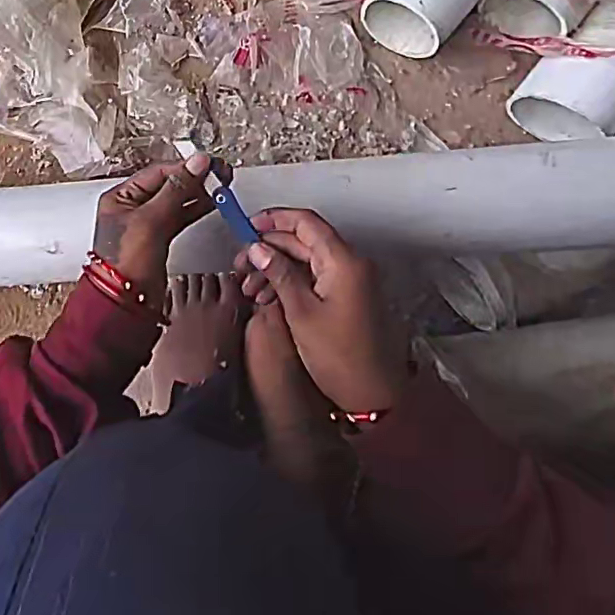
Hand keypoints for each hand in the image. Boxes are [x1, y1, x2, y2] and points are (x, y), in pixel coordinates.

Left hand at [92, 154, 214, 295]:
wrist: (126, 304)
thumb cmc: (125, 264)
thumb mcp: (150, 220)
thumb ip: (176, 190)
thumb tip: (196, 164)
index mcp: (121, 198)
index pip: (157, 174)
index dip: (184, 168)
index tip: (208, 164)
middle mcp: (132, 208)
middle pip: (168, 185)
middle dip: (195, 178)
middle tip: (220, 172)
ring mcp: (146, 224)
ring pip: (177, 201)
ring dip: (199, 192)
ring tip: (221, 185)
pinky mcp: (158, 239)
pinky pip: (180, 217)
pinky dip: (196, 209)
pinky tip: (211, 203)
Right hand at [235, 208, 406, 413]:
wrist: (372, 395)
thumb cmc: (342, 359)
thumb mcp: (300, 313)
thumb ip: (279, 273)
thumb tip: (258, 248)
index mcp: (344, 262)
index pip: (306, 222)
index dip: (274, 219)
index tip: (249, 225)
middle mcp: (350, 264)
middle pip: (303, 240)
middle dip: (269, 247)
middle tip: (242, 261)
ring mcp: (350, 279)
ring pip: (305, 258)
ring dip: (276, 266)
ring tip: (250, 284)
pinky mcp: (346, 294)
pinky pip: (314, 275)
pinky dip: (290, 280)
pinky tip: (268, 294)